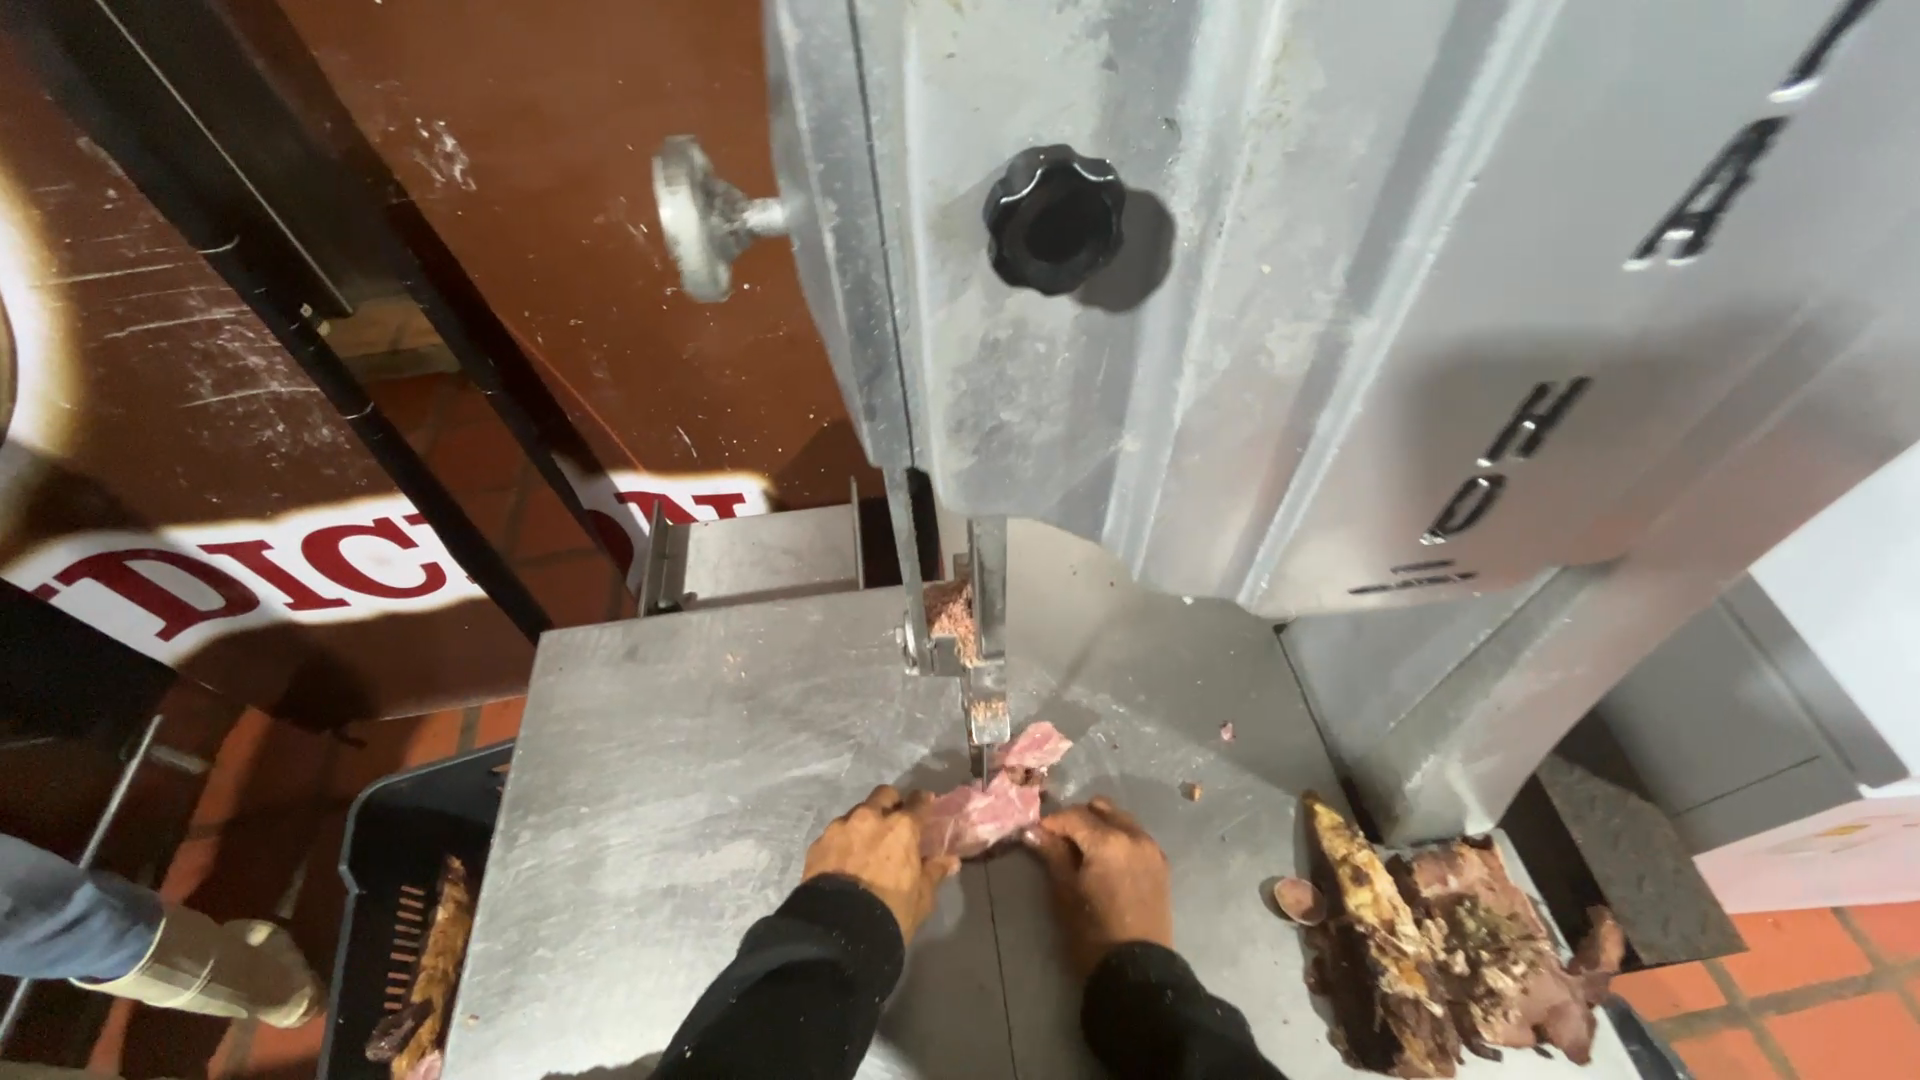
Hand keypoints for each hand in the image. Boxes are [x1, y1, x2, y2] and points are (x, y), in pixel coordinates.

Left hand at [803, 785, 959, 943]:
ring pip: (857, 812)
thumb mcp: (921, 897)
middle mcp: (870, 818)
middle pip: (883, 795)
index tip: (926, 804)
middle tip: (893, 822)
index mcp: (901, 827)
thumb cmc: (890, 912)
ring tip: (865, 845)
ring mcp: (841, 827)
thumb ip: (934, 872)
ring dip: (864, 822)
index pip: (917, 802)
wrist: (839, 932)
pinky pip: (836, 832)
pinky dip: (843, 840)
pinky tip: (844, 859)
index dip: (923, 802)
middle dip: (891, 803)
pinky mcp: (819, 842)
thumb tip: (949, 860)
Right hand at [1023, 796, 1173, 974]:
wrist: (1137, 970)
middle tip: (1060, 840)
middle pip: (1100, 808)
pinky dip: (1118, 837)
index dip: (1052, 821)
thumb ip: (1052, 854)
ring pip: (1120, 818)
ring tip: (1083, 849)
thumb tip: (1033, 830)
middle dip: (1078, 818)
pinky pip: (1135, 835)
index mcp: (1108, 841)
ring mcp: (1152, 848)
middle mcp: (1134, 835)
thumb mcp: (1065, 892)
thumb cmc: (1093, 932)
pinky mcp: (1161, 863)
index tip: (1037, 833)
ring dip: (1100, 825)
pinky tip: (1106, 860)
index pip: (1074, 815)